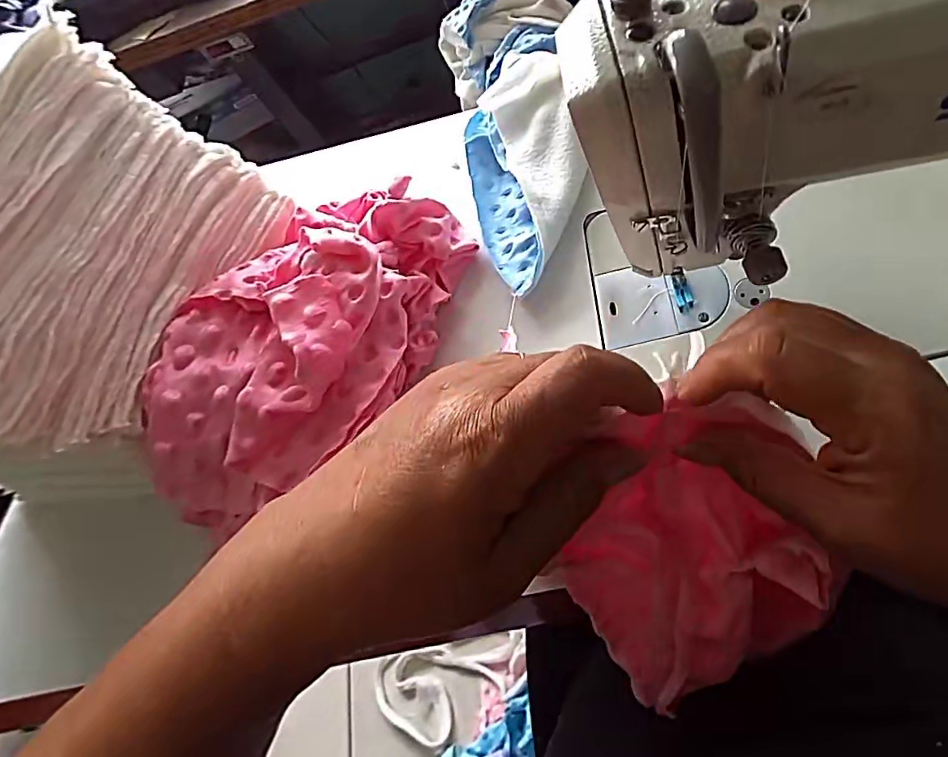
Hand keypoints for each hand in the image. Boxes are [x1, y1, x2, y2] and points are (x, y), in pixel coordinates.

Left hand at [225, 347, 661, 657]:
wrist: (296, 570)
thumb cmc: (402, 585)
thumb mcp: (503, 567)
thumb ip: (572, 498)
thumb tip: (625, 451)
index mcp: (495, 432)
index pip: (584, 369)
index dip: (631, 381)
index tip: (651, 417)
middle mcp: (473, 387)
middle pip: (564, 362)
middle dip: (605, 394)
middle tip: (613, 449)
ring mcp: (446, 380)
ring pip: (535, 365)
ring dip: (567, 396)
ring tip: (565, 455)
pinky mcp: (428, 386)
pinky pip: (502, 374)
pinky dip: (533, 397)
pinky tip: (519, 446)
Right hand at [676, 300, 947, 620]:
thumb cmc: (946, 548)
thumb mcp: (844, 526)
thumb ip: (761, 473)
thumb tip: (692, 440)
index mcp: (872, 396)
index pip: (773, 351)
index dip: (715, 371)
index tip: (682, 409)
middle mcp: (879, 355)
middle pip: (779, 320)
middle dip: (724, 354)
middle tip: (697, 403)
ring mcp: (887, 351)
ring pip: (796, 317)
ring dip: (747, 346)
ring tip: (720, 394)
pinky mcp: (890, 359)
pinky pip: (816, 331)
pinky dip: (775, 349)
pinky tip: (762, 386)